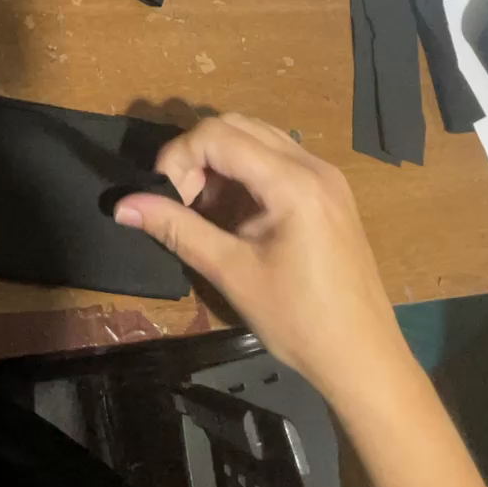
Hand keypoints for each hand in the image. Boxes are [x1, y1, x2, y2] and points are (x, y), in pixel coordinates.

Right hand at [112, 114, 407, 395]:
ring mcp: (324, 175)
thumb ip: (176, 229)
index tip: (164, 198)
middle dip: (195, 154)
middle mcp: (312, 165)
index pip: (217, 134)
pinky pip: (273, 155)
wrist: (365, 361)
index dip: (178, 156)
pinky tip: (232, 210)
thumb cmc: (299, 322)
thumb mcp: (231, 273)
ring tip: (203, 207)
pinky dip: (241, 169)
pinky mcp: (326, 190)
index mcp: (293, 182)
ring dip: (217, 160)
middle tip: (181, 201)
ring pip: (254, 135)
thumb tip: (122, 205)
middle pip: (235, 125)